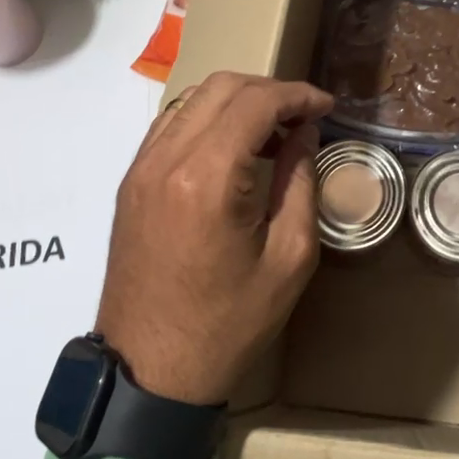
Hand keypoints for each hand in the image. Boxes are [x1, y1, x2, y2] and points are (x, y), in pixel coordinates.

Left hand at [94, 72, 332, 405]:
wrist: (148, 372)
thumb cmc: (228, 323)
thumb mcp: (289, 258)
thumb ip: (301, 182)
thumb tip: (304, 132)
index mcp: (208, 179)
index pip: (256, 102)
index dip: (298, 95)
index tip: (327, 107)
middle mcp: (167, 159)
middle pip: (223, 86)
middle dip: (271, 90)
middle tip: (304, 116)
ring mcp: (142, 167)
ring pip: (194, 97)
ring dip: (238, 99)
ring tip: (274, 130)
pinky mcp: (131, 181)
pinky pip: (172, 123)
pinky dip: (208, 117)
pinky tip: (234, 145)